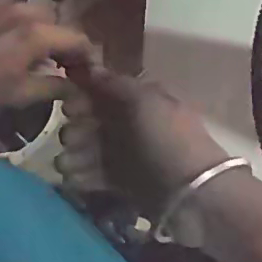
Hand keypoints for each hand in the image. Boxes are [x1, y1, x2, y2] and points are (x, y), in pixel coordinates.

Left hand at [0, 2, 92, 111]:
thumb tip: (75, 87)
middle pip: (57, 23)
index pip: (78, 38)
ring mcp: (1, 4)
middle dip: (64, 43)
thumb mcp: (20, 94)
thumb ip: (54, 87)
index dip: (87, 57)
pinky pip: (14, 12)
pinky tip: (10, 46)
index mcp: (38, 31)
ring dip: (42, 32)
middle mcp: (24, 10)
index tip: (88, 74)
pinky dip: (21, 26)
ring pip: (35, 14)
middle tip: (62, 67)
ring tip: (36, 58)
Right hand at [57, 65, 231, 213]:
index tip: (70, 107)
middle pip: (90, 124)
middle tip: (72, 140)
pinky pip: (93, 176)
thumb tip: (88, 67)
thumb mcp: (145, 101)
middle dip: (75, 130)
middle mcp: (130, 126)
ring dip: (74, 156)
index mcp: (140, 101)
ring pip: (88, 151)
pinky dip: (81, 177)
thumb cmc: (168, 139)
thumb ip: (115, 84)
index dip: (81, 97)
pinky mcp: (121, 185)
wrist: (192, 193)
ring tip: (68, 164)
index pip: (101, 94)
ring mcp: (125, 157)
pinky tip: (74, 179)